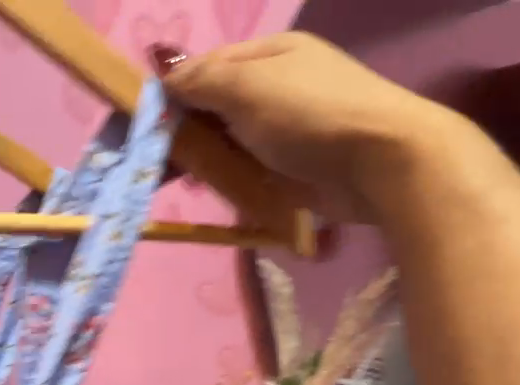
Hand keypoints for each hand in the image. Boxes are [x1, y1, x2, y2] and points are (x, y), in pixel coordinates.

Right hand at [157, 34, 476, 222]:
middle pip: (212, 107)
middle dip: (181, 132)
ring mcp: (283, 129)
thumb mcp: (248, 87)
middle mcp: (275, 87)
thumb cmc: (311, 115)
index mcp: (269, 55)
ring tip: (175, 182)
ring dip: (200, 160)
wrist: (379, 163)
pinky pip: (243, 170)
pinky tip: (209, 193)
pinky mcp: (289, 167)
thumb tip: (161, 73)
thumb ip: (202, 81)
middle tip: (153, 162)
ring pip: (225, 142)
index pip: (205, 68)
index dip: (171, 94)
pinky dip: (223, 180)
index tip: (141, 126)